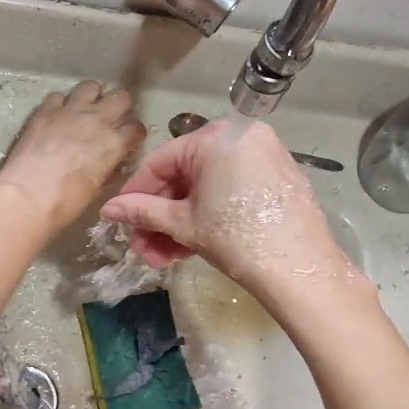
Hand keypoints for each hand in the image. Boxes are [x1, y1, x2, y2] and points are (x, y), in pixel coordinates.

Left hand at [0, 81, 145, 231]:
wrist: (27, 198)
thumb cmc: (66, 203)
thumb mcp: (98, 191)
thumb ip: (109, 171)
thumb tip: (113, 164)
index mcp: (114, 143)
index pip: (136, 128)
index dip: (133, 135)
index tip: (127, 142)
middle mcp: (97, 120)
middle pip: (121, 97)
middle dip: (119, 106)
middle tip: (109, 119)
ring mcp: (70, 111)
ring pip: (90, 86)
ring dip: (91, 97)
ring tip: (83, 110)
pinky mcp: (44, 111)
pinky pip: (58, 96)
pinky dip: (60, 104)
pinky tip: (56, 117)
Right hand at [100, 119, 364, 299]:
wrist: (299, 270)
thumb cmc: (236, 238)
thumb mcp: (182, 224)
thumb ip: (143, 212)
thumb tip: (109, 209)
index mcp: (216, 138)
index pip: (160, 162)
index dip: (135, 194)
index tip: (119, 219)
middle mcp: (241, 138)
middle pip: (183, 177)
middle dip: (158, 218)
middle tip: (144, 249)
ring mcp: (262, 157)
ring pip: (204, 189)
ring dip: (178, 224)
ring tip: (164, 258)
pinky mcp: (276, 180)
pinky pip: (229, 192)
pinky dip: (207, 216)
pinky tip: (189, 248)